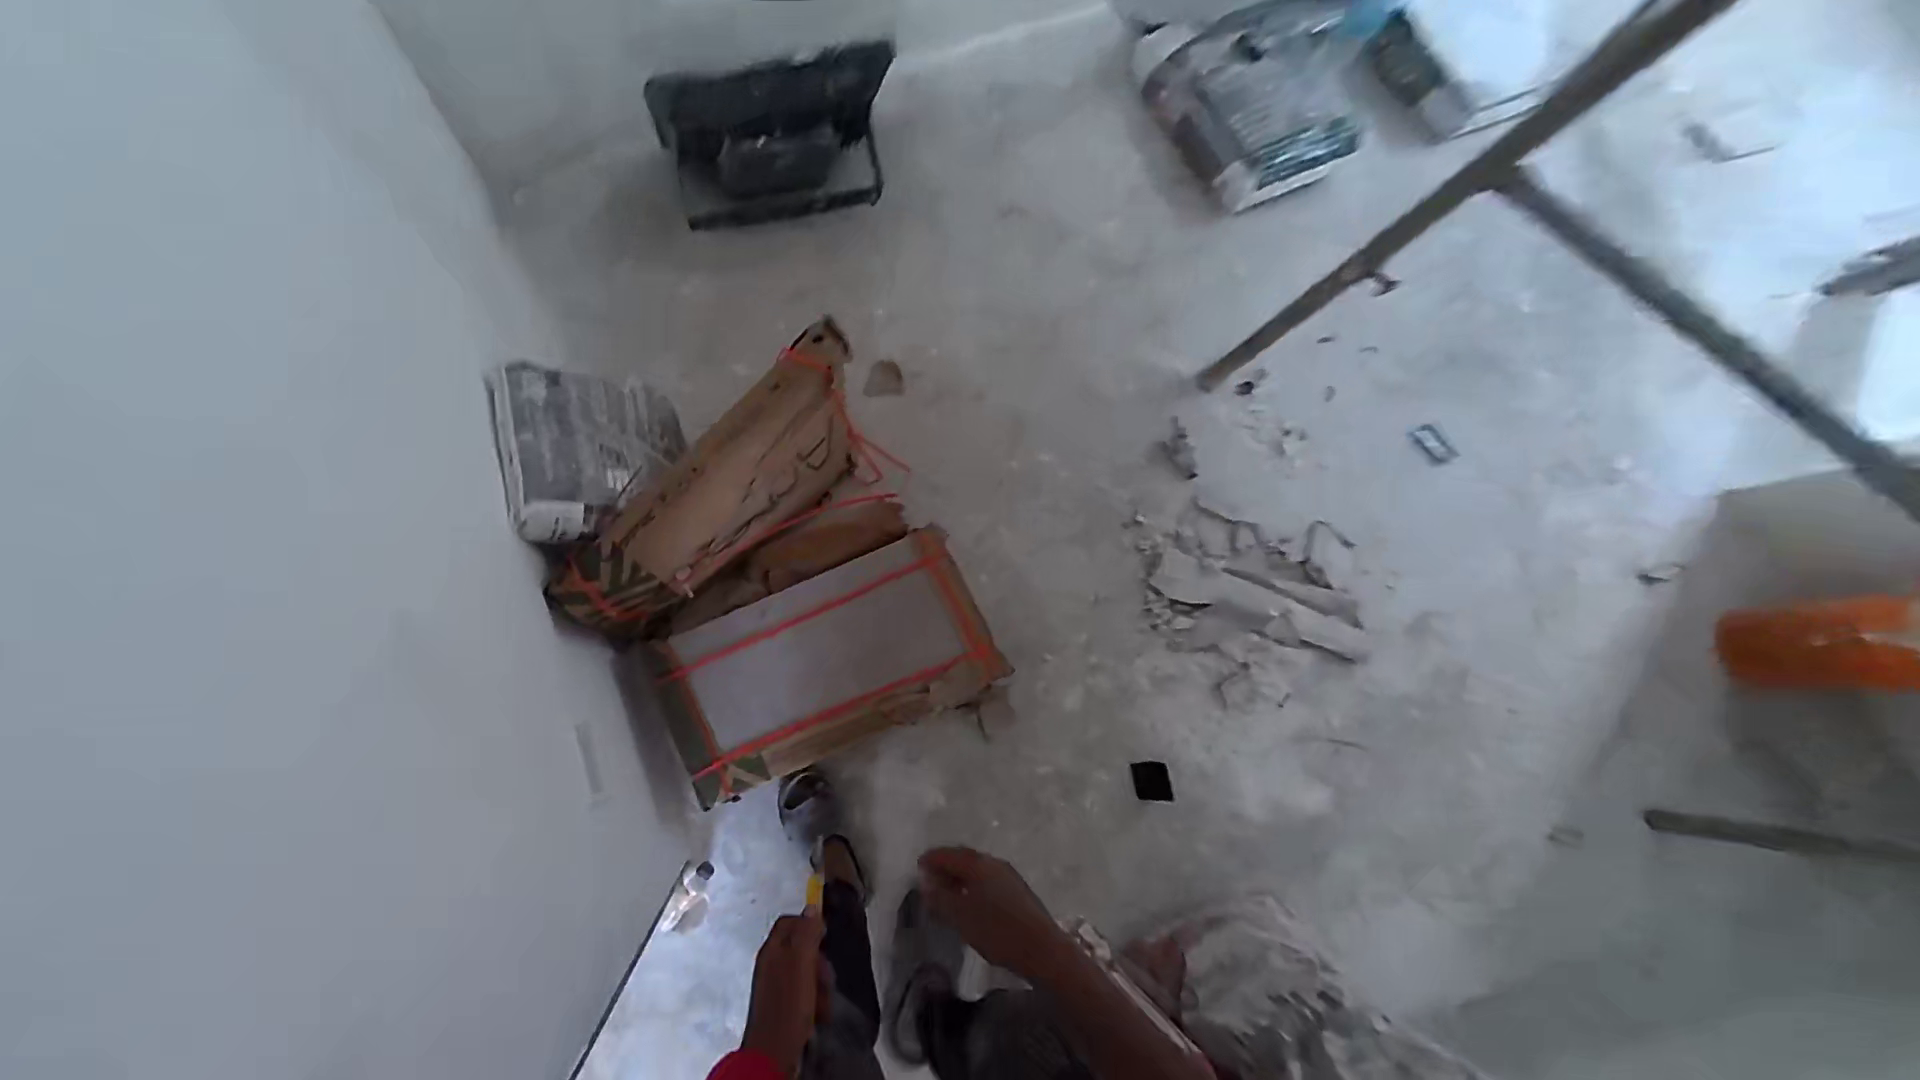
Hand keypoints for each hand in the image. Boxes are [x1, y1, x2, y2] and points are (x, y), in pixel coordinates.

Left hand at [740, 912, 825, 1074]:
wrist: (773, 1056)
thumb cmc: (788, 1005)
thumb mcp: (801, 964)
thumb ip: (806, 934)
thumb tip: (812, 906)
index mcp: (772, 950)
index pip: (789, 921)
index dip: (808, 923)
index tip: (824, 936)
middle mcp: (771, 964)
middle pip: (800, 946)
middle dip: (818, 958)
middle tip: (826, 975)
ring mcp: (776, 987)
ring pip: (805, 971)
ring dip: (819, 982)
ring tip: (824, 1000)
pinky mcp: (783, 1007)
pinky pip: (803, 992)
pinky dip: (814, 999)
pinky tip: (819, 1012)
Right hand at [918, 847, 1074, 981]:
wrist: (1042, 948)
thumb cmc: (997, 931)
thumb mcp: (961, 917)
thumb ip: (940, 898)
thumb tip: (925, 883)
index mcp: (977, 864)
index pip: (948, 854)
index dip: (931, 859)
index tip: (917, 867)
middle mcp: (993, 862)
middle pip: (963, 858)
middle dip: (944, 866)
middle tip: (929, 880)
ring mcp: (1007, 874)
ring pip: (976, 869)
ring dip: (959, 877)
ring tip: (946, 893)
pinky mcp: (1017, 889)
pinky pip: (987, 879)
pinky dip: (972, 885)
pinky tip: (969, 902)